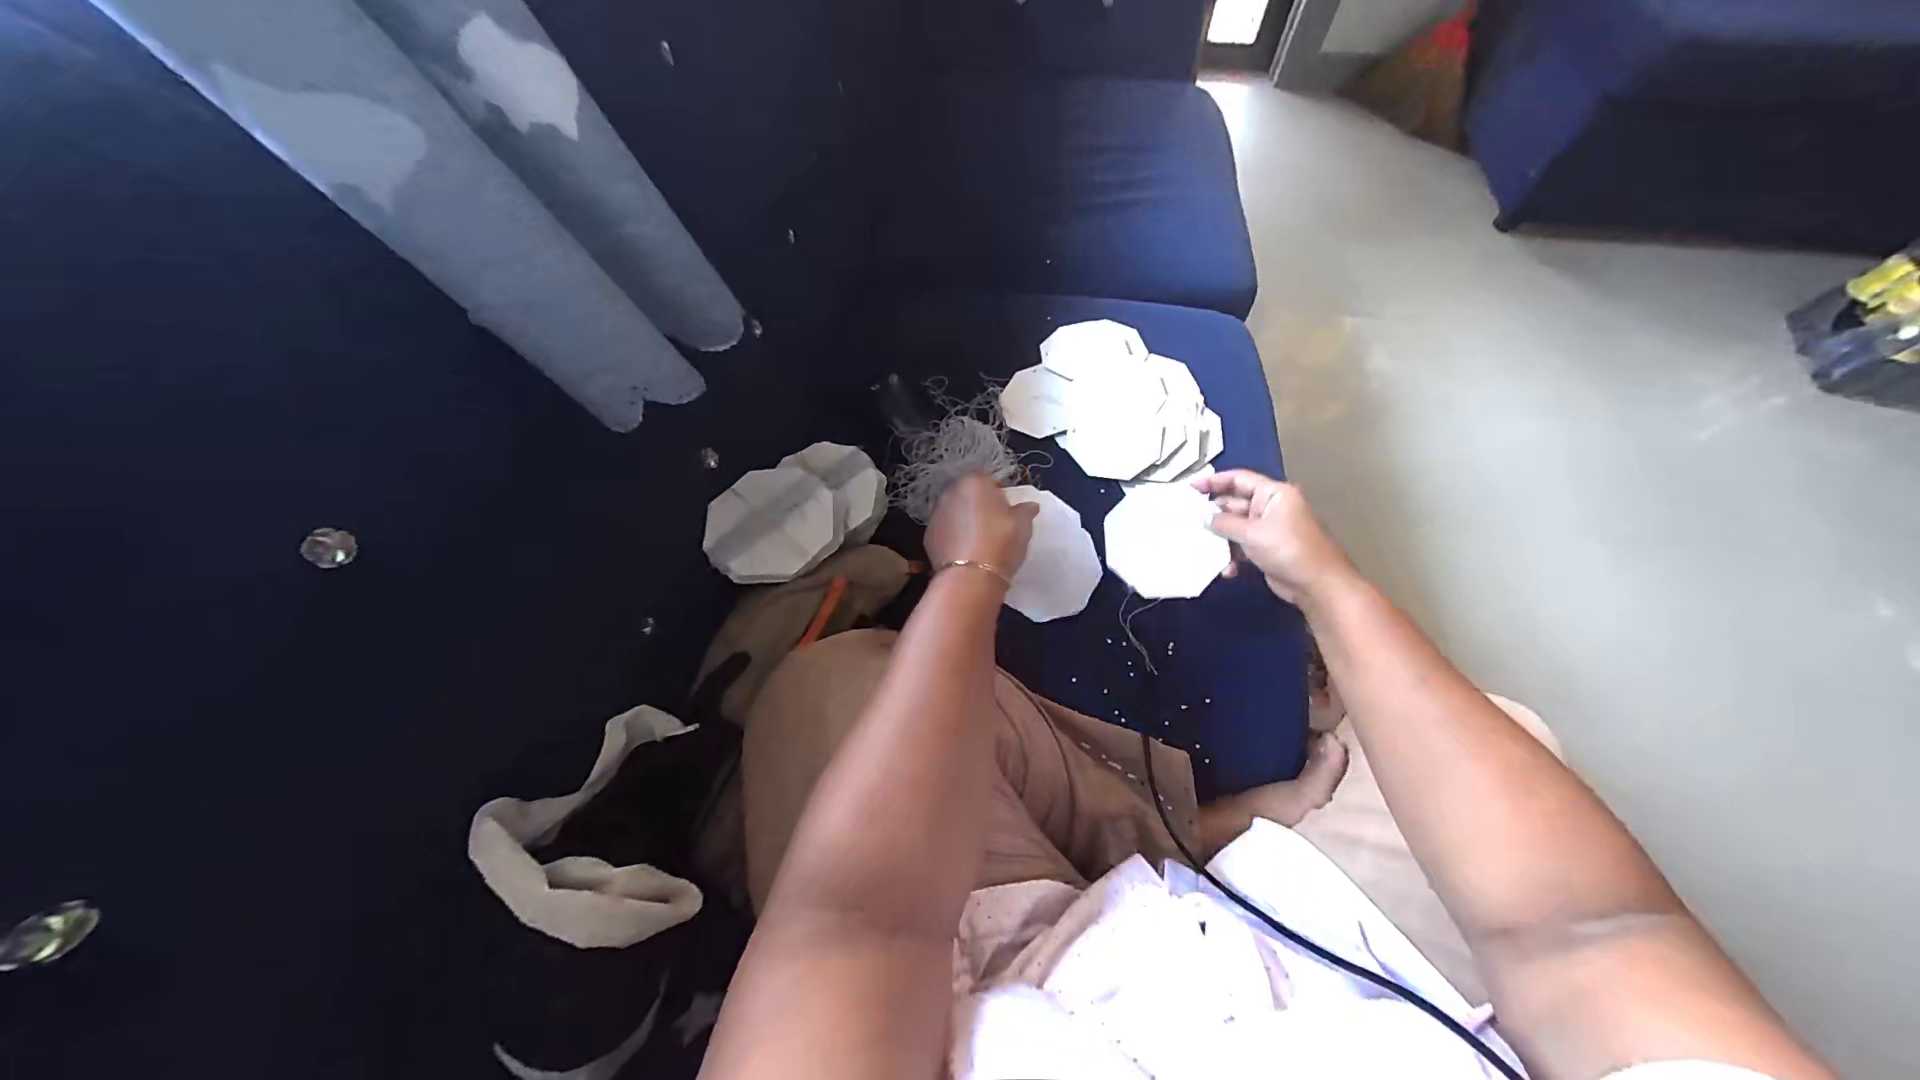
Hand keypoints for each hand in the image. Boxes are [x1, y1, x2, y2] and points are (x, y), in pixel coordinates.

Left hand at [926, 474, 1038, 580]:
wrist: (971, 576)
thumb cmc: (1001, 542)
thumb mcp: (1023, 525)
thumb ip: (1025, 511)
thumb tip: (1030, 506)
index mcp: (974, 482)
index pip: (987, 479)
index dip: (996, 493)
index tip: (1005, 509)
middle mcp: (950, 492)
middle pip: (966, 493)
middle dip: (977, 504)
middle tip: (991, 523)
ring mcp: (935, 513)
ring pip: (953, 511)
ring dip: (963, 519)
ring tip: (977, 539)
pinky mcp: (927, 535)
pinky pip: (944, 529)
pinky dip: (952, 535)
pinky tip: (964, 550)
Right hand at [1195, 469, 1354, 604]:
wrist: (1316, 584)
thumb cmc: (1288, 549)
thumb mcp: (1252, 533)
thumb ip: (1224, 523)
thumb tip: (1204, 518)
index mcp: (1273, 494)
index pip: (1239, 479)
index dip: (1213, 481)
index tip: (1191, 488)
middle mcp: (1270, 507)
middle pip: (1234, 503)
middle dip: (1214, 514)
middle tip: (1189, 520)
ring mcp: (1267, 529)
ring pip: (1235, 527)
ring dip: (1221, 539)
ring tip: (1203, 547)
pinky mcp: (1265, 549)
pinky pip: (1241, 546)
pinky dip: (1232, 555)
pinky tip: (1227, 569)